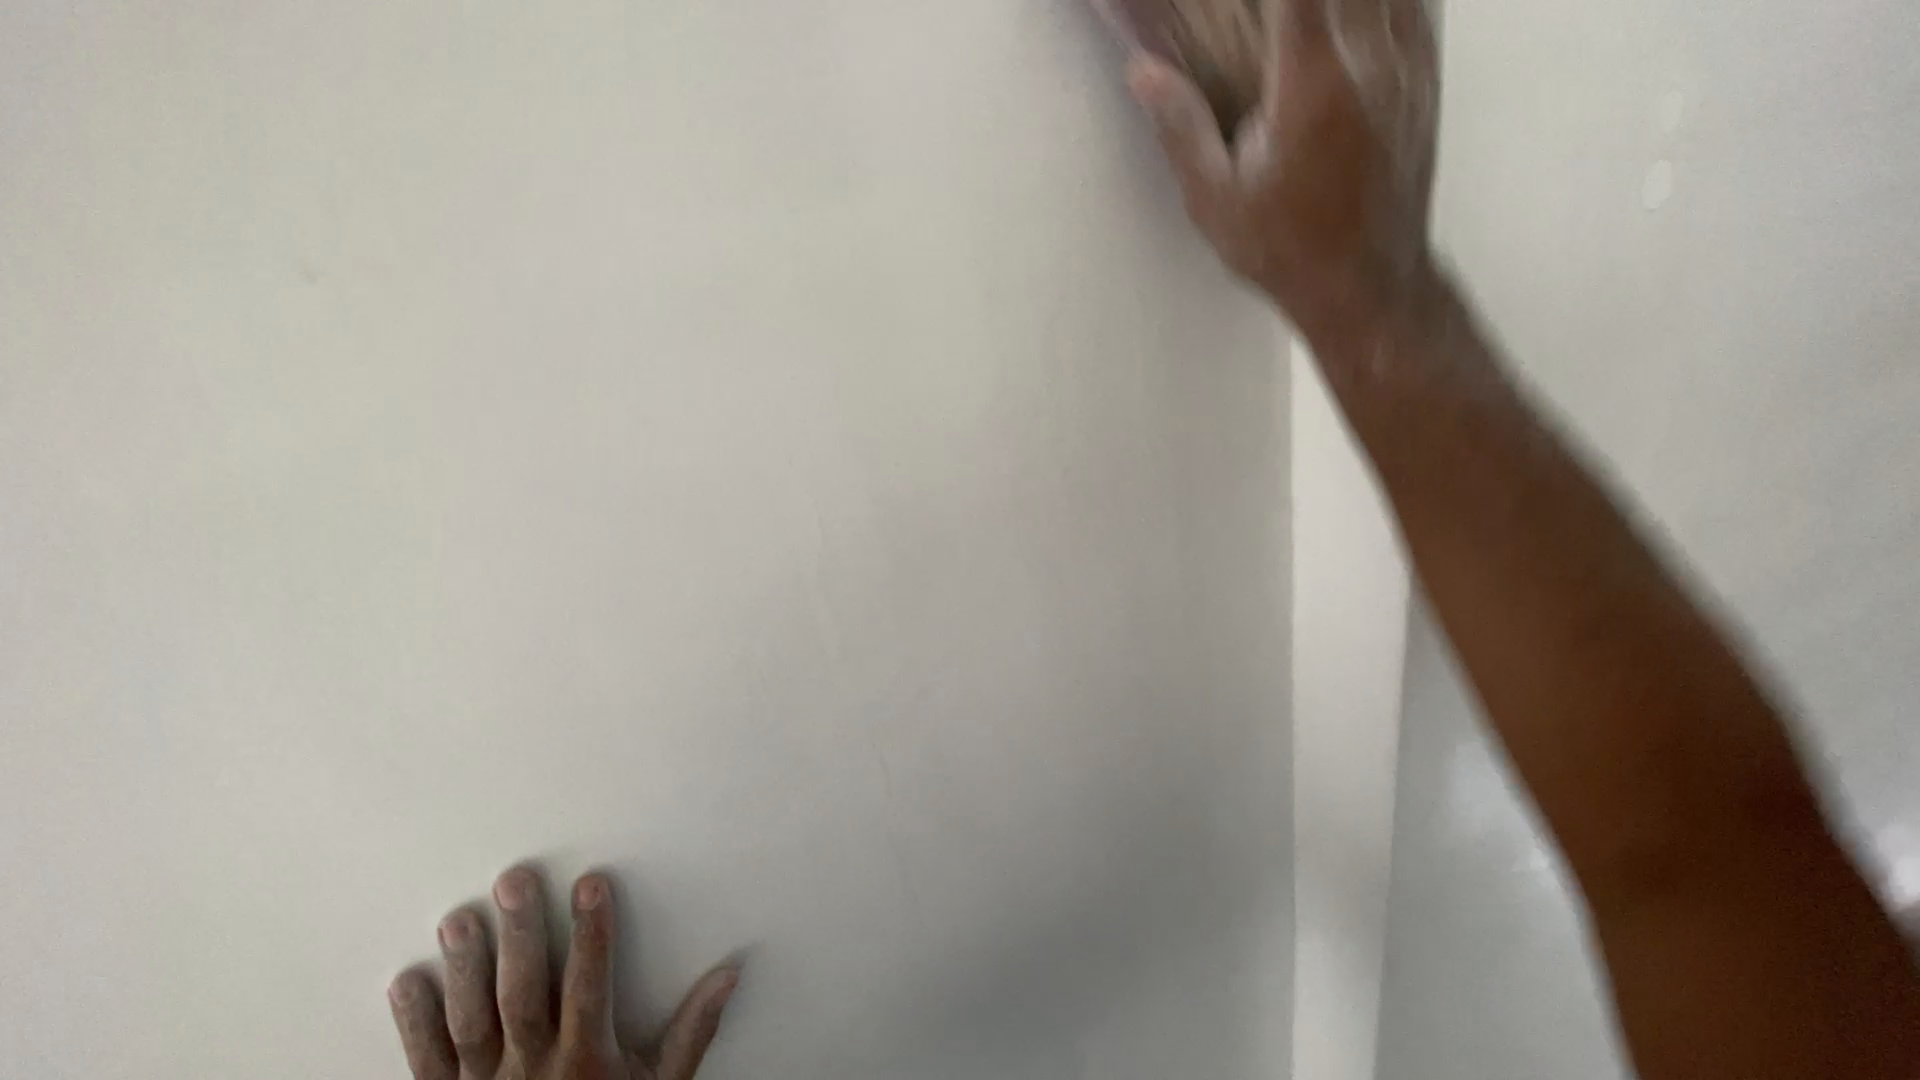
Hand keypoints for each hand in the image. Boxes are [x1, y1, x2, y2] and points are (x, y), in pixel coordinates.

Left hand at [389, 867, 739, 1079]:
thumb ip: (692, 1032)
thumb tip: (728, 974)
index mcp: (585, 1062)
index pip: (590, 984)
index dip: (593, 933)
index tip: (591, 884)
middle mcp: (532, 1070)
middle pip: (524, 994)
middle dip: (521, 935)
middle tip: (513, 882)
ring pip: (472, 1022)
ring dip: (465, 970)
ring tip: (459, 919)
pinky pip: (426, 1064)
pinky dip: (415, 1025)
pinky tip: (408, 981)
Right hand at [1093, 0, 1441, 331]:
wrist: (1365, 285)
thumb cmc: (1286, 249)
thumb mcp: (1214, 200)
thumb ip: (1181, 127)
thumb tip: (1142, 72)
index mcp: (1310, 83)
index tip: (1227, 2)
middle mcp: (1368, 59)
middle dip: (1296, 1)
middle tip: (1256, 17)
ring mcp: (1407, 66)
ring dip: (1334, 4)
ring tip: (1296, 23)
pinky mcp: (1426, 80)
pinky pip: (1417, 4)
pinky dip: (1387, 0)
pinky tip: (1354, 19)